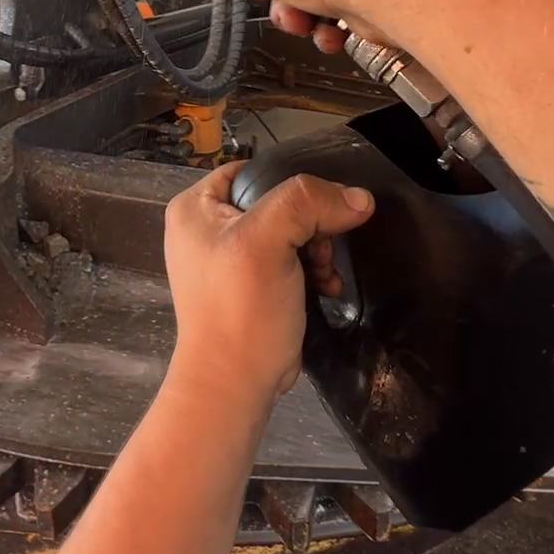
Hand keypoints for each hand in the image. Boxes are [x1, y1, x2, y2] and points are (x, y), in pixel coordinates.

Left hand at [162, 162, 374, 404]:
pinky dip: (312, 272)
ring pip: (289, 233)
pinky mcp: (249, 287)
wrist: (233, 383)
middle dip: (310, 225)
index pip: (251, 170)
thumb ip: (307, 204)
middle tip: (323, 249)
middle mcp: (206, 227)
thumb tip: (358, 197)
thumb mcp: (266, 241)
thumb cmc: (239, 306)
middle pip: (276, 203)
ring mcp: (228, 259)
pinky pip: (290, 262)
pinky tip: (326, 289)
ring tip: (325, 275)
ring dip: (317, 250)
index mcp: (195, 206)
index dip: (290, 182)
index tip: (323, 204)